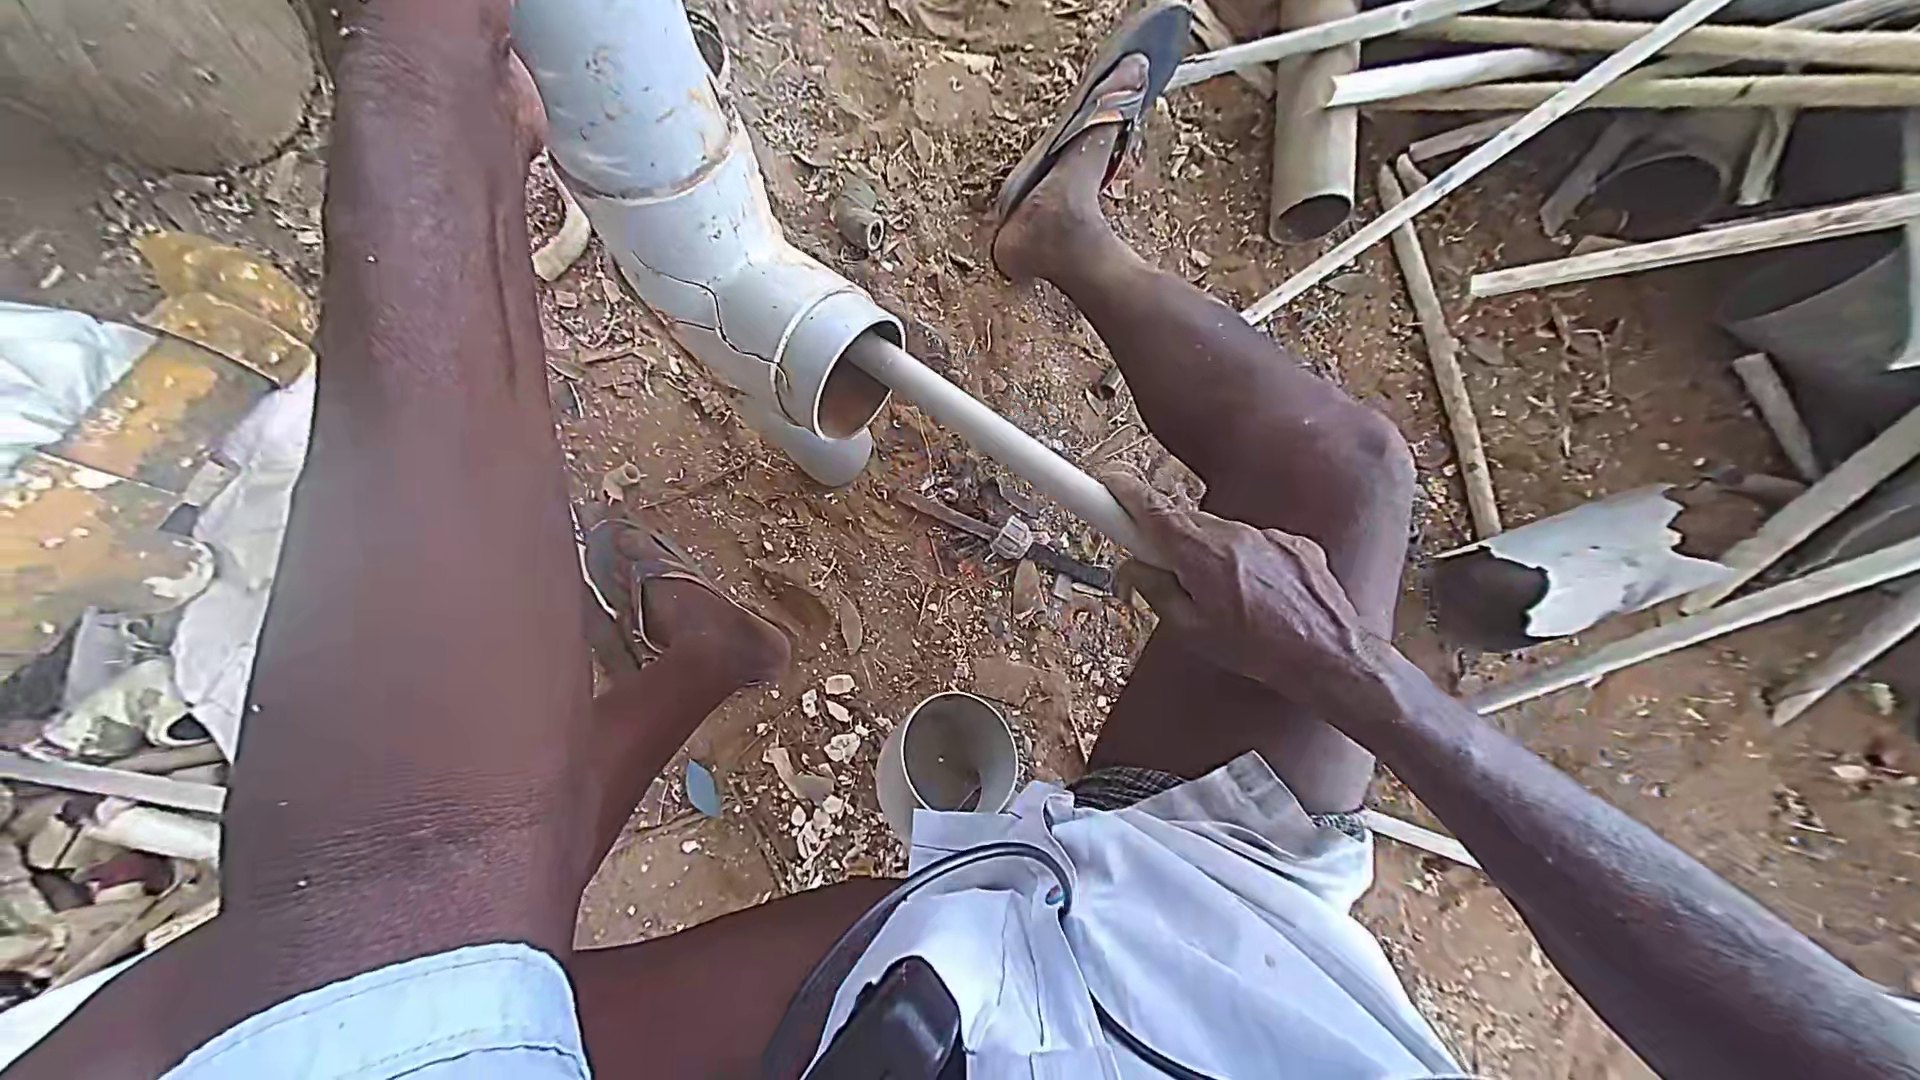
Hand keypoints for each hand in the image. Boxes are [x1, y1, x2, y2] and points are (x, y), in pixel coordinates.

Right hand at [1105, 469, 1390, 703]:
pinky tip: (1255, 591)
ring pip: (1219, 530)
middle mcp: (1233, 534)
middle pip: (1183, 520)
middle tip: (1163, 567)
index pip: (1152, 510)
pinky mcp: (1294, 541)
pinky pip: (1254, 540)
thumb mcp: (1191, 631)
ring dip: (1207, 551)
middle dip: (1167, 537)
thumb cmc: (1258, 651)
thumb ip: (1155, 592)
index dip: (1124, 492)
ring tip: (1221, 593)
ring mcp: (1267, 535)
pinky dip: (1243, 557)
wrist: (1330, 658)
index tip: (1106, 480)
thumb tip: (1134, 569)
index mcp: (1201, 555)